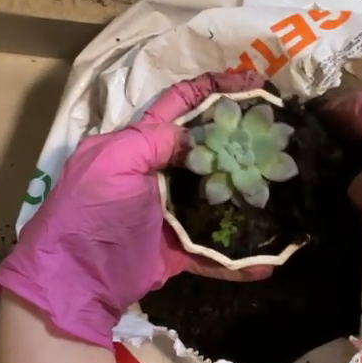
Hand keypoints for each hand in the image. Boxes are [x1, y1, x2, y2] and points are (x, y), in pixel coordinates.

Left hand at [0, 71, 269, 346]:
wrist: (75, 281)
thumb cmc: (90, 214)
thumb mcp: (115, 164)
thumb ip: (155, 140)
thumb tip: (199, 138)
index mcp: (137, 145)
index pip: (179, 105)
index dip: (214, 89)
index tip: (254, 82)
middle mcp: (157, 174)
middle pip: (207, 151)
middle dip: (242, 143)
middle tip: (281, 138)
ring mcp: (169, 213)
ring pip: (217, 198)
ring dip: (247, 197)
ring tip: (286, 192)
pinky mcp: (177, 251)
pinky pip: (213, 252)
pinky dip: (238, 261)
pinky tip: (268, 262)